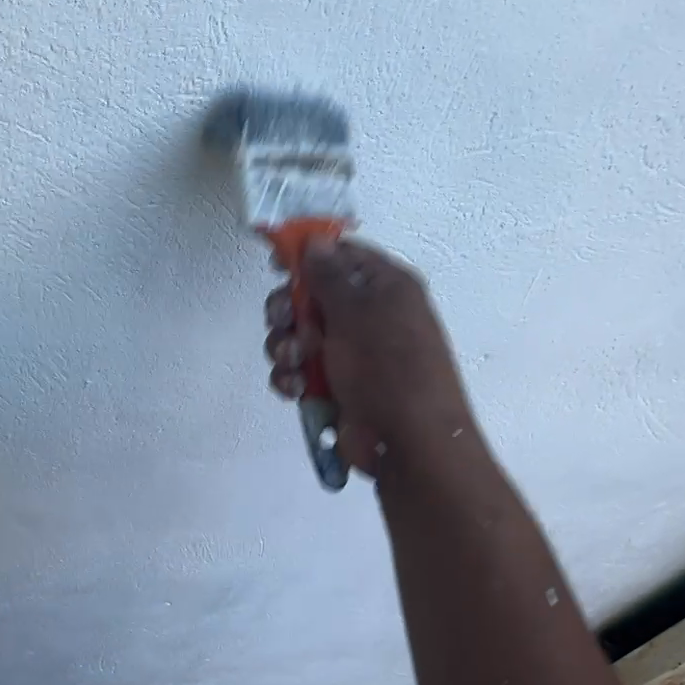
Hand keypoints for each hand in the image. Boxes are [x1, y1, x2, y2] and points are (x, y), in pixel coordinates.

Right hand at [266, 240, 475, 474]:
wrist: (407, 443)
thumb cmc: (390, 368)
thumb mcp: (359, 313)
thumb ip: (330, 275)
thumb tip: (315, 242)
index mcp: (383, 287)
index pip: (340, 254)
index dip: (306, 255)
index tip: (277, 264)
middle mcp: (365, 314)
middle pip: (307, 295)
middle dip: (288, 310)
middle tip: (285, 322)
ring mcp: (347, 351)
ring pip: (294, 334)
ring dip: (285, 348)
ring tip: (296, 364)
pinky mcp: (331, 383)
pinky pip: (296, 369)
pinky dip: (290, 377)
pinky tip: (296, 389)